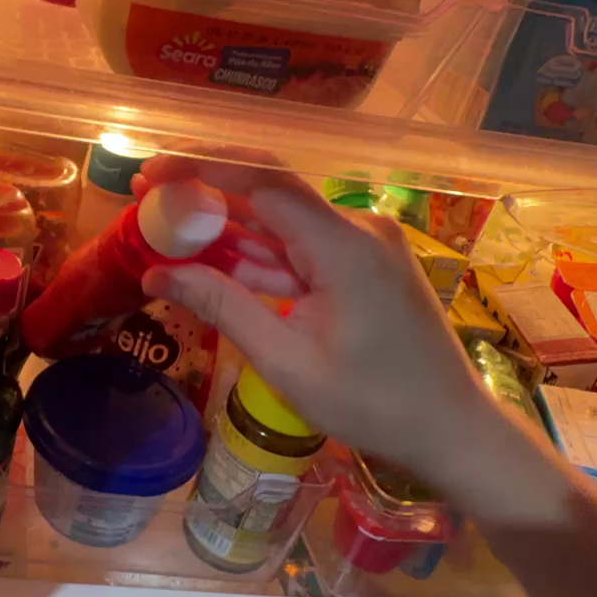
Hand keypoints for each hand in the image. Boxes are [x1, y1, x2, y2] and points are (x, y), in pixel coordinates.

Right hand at [134, 156, 519, 487]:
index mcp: (345, 246)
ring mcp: (359, 243)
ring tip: (164, 225)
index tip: (153, 172)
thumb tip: (154, 274)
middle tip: (145, 195)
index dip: (202, 167)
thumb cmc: (373, 404)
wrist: (451, 429)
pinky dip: (252, 254)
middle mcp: (356, 229)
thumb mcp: (286, 360)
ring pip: (278, 220)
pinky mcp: (357, 262)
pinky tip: (208, 257)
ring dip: (223, 224)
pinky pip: (295, 247)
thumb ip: (221, 306)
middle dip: (204, 191)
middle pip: (268, 192)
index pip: (264, 181)